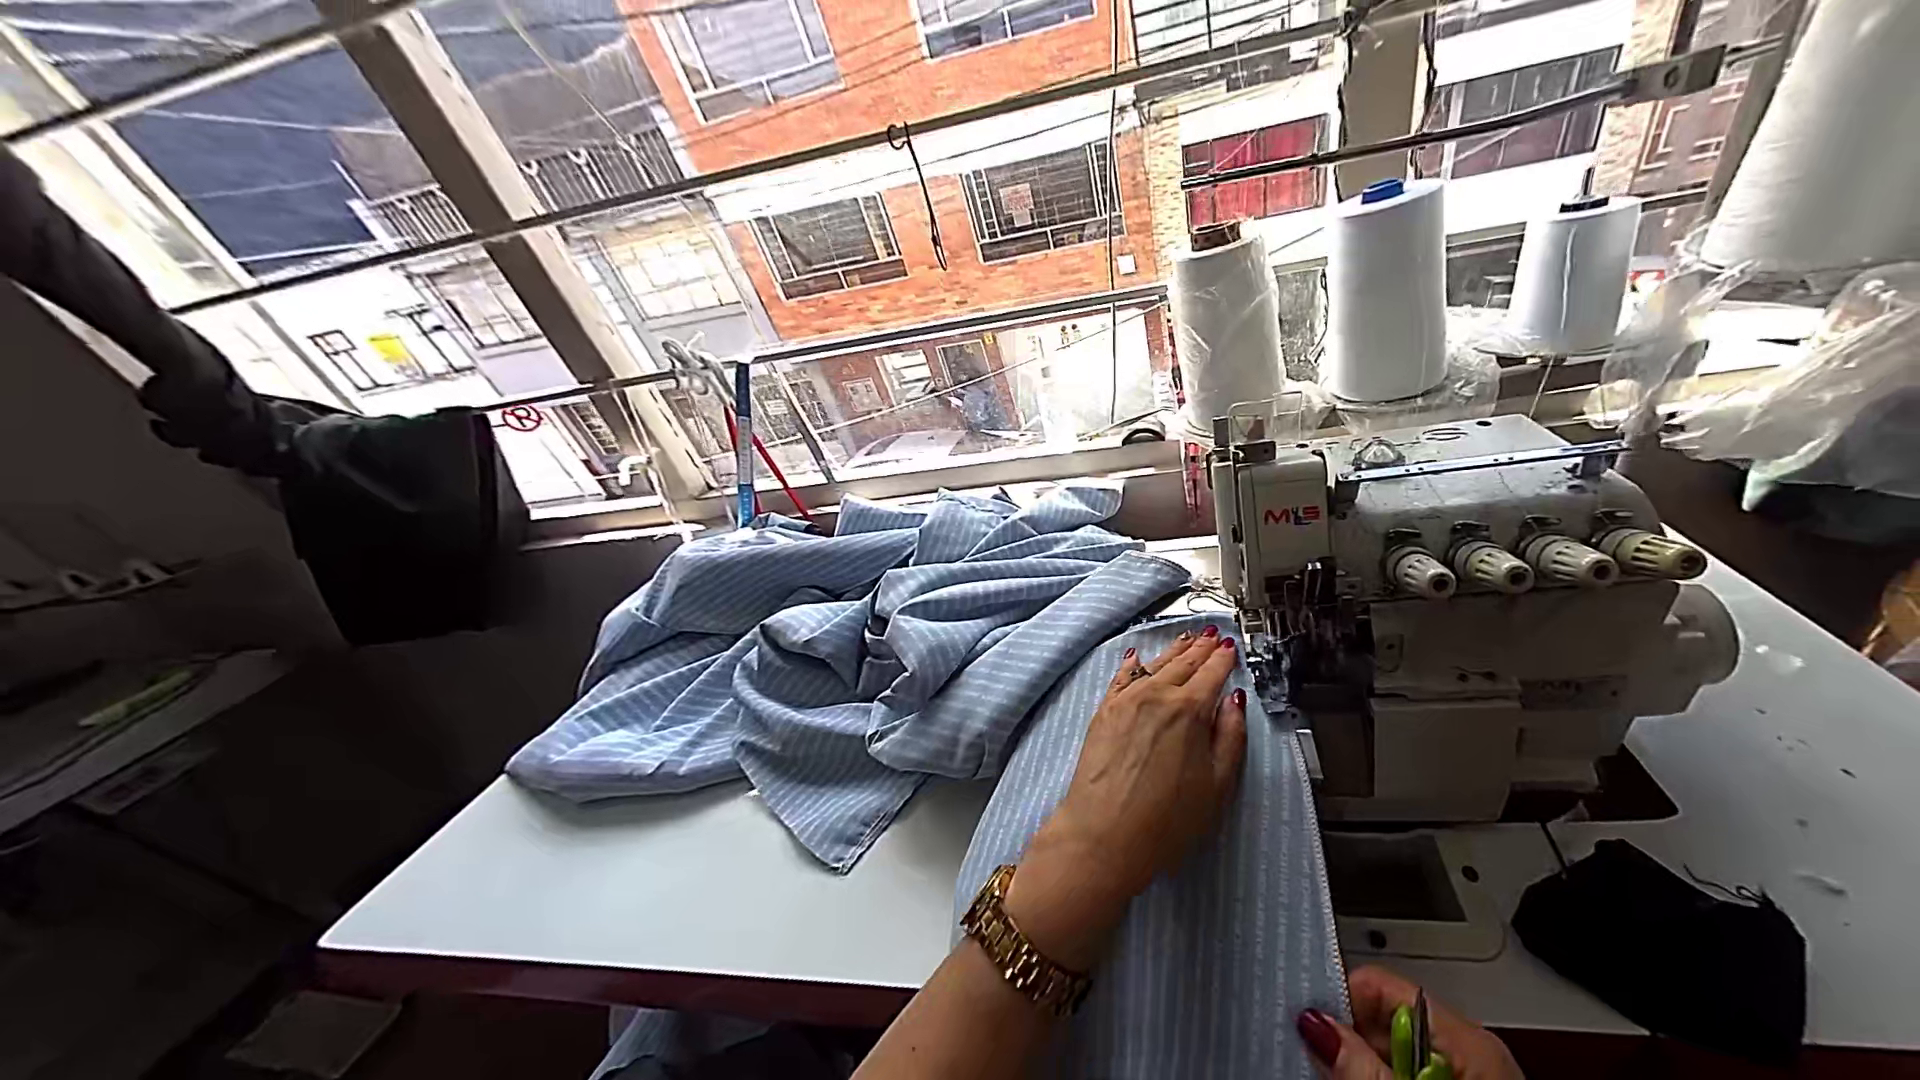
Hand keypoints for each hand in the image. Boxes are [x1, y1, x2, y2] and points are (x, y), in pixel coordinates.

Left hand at [1003, 627, 1247, 969]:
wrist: (1103, 834)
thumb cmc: (1164, 821)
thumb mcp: (1218, 784)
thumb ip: (1230, 737)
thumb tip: (1234, 702)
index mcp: (1188, 710)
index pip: (1211, 674)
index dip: (1223, 659)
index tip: (1230, 647)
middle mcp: (1155, 696)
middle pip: (1183, 664)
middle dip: (1200, 649)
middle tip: (1212, 636)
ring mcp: (1125, 701)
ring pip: (1154, 666)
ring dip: (1173, 652)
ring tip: (1187, 640)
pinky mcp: (1103, 712)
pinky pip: (1121, 678)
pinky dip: (1133, 665)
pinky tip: (1137, 658)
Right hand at [1296, 966, 1523, 1078]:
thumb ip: (1364, 1069)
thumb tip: (1314, 1022)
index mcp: (1470, 1039)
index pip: (1381, 984)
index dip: (1340, 1000)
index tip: (1310, 1026)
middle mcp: (1470, 1052)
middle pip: (1383, 1021)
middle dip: (1348, 1041)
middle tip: (1320, 1065)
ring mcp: (1468, 1079)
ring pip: (1392, 1054)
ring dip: (1361, 1068)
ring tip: (1336, 1079)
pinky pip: (1410, 1076)